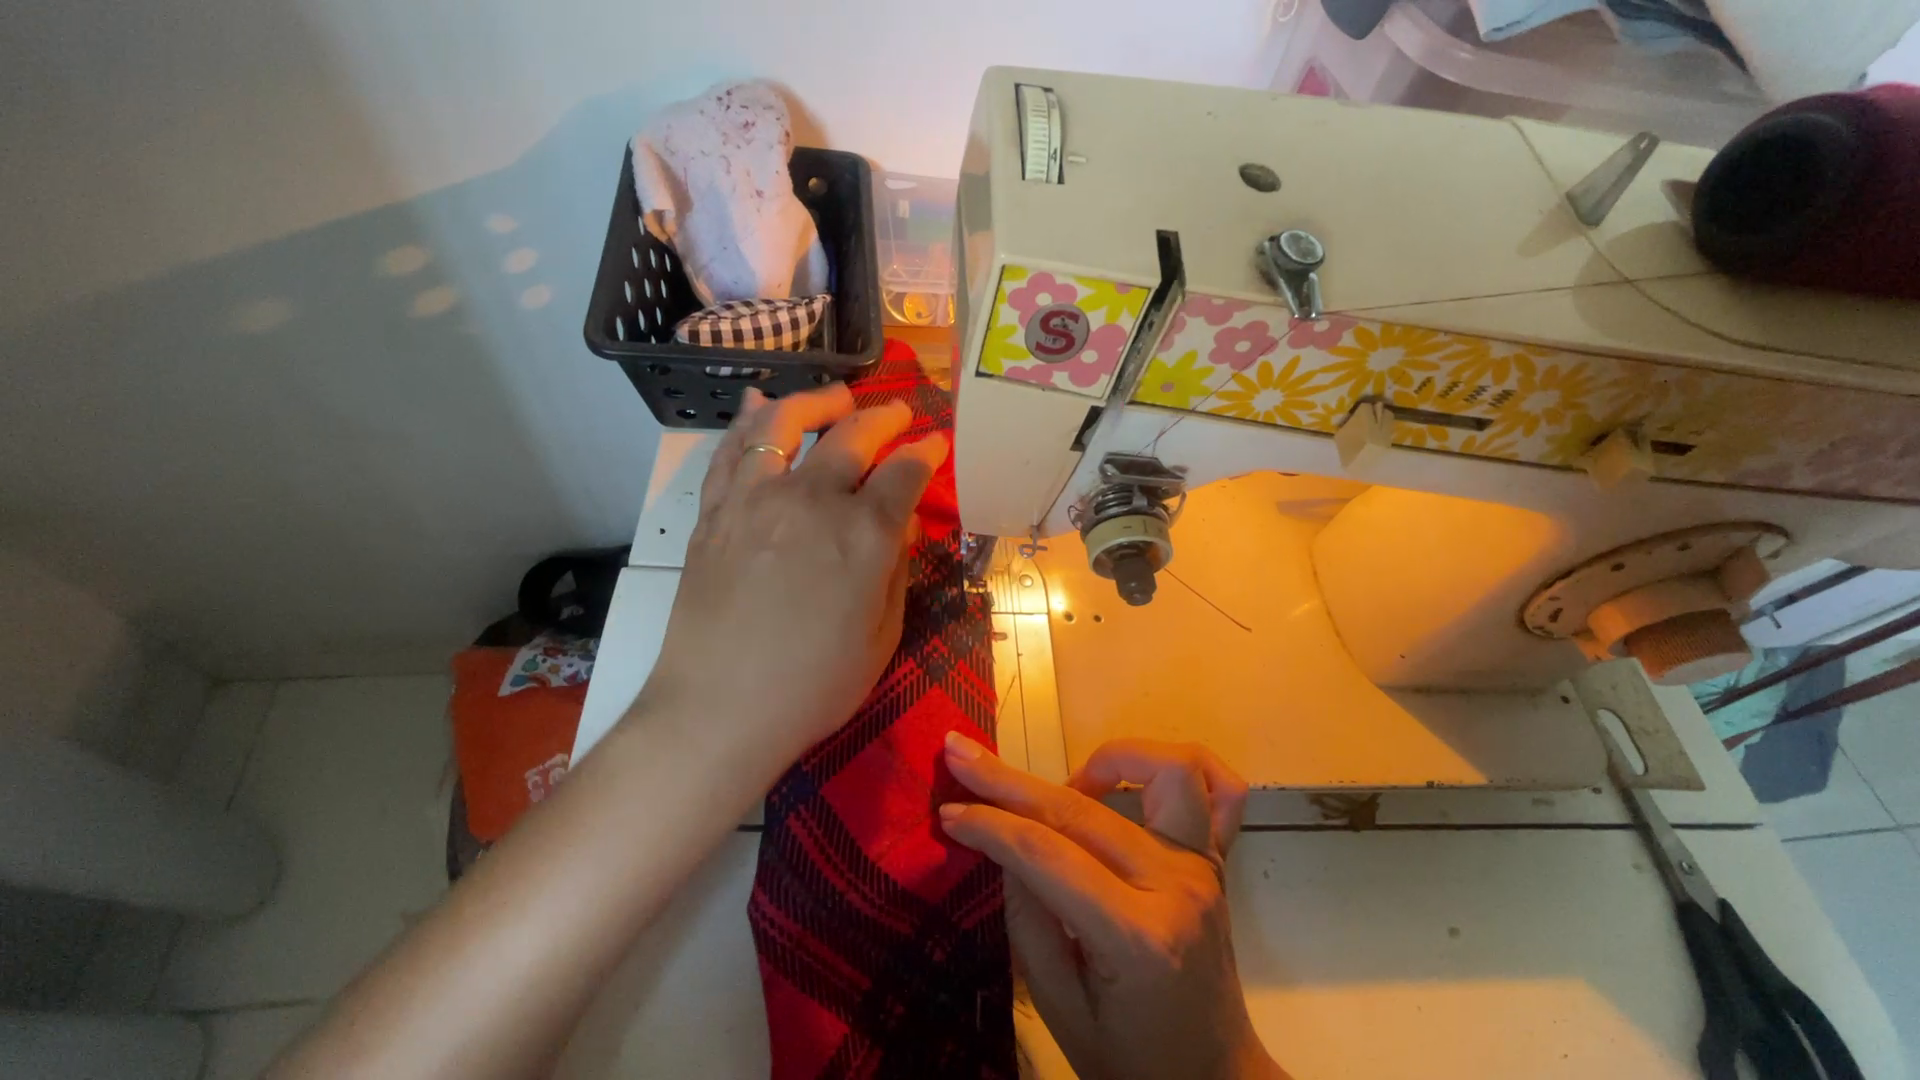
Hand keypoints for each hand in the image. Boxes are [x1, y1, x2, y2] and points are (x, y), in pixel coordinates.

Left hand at [637, 384, 947, 758]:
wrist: (719, 709)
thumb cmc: (813, 687)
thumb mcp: (881, 637)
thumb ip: (895, 572)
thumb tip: (900, 528)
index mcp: (865, 534)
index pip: (906, 472)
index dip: (925, 453)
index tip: (935, 444)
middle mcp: (814, 499)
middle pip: (854, 435)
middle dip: (884, 417)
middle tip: (898, 414)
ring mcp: (757, 498)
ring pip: (786, 423)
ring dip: (818, 402)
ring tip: (837, 398)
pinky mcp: (716, 511)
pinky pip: (733, 449)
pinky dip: (749, 419)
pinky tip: (760, 405)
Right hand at [940, 736, 1286, 1079]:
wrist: (1213, 1079)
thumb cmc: (1130, 1058)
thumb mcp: (1061, 1009)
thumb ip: (1028, 921)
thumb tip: (1004, 844)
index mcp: (1137, 937)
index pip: (1048, 855)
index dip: (991, 825)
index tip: (948, 807)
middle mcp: (1178, 886)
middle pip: (1085, 809)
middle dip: (1011, 780)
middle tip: (962, 756)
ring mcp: (1205, 867)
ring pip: (1169, 773)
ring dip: (1109, 760)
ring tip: (1064, 785)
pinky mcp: (1217, 861)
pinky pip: (1222, 790)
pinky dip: (1176, 770)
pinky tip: (1133, 781)